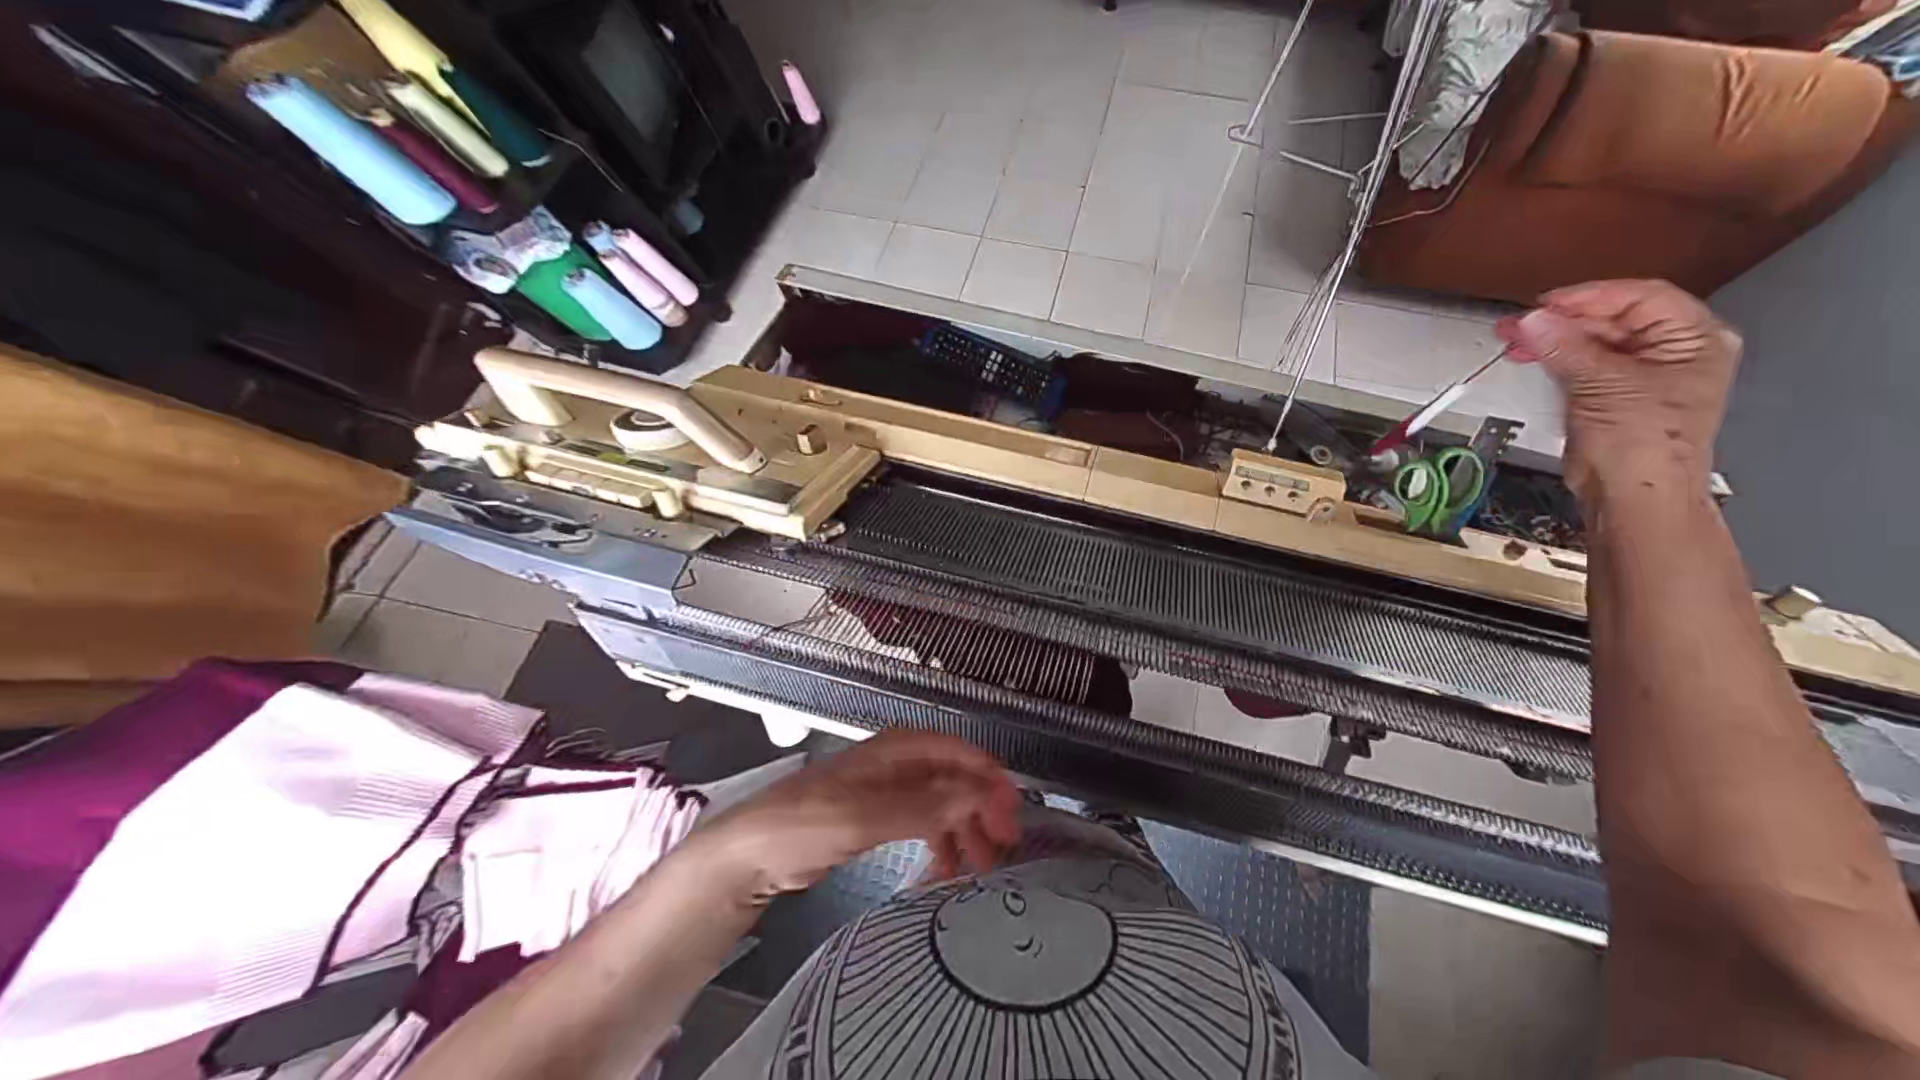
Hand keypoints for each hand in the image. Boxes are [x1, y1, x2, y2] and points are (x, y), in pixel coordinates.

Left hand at [689, 731, 1022, 901]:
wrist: (749, 855)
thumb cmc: (801, 824)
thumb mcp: (865, 815)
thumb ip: (923, 805)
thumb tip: (978, 793)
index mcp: (896, 750)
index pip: (960, 754)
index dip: (990, 780)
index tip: (1011, 814)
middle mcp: (897, 764)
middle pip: (956, 778)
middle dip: (983, 808)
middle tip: (1002, 846)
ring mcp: (887, 791)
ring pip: (942, 803)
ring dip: (965, 829)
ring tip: (980, 866)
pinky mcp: (877, 817)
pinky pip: (923, 824)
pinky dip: (940, 843)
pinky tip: (946, 869)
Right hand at [1495, 279, 1741, 498]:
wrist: (1633, 496)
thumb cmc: (1642, 444)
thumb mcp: (1604, 385)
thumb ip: (1566, 348)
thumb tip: (1534, 320)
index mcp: (1694, 339)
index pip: (1642, 298)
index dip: (1590, 296)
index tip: (1543, 303)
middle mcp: (1674, 352)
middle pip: (1615, 320)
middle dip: (1563, 321)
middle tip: (1518, 324)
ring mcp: (1641, 376)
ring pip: (1594, 343)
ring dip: (1553, 339)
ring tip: (1515, 340)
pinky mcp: (1611, 396)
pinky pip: (1582, 365)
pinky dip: (1555, 359)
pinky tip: (1531, 357)